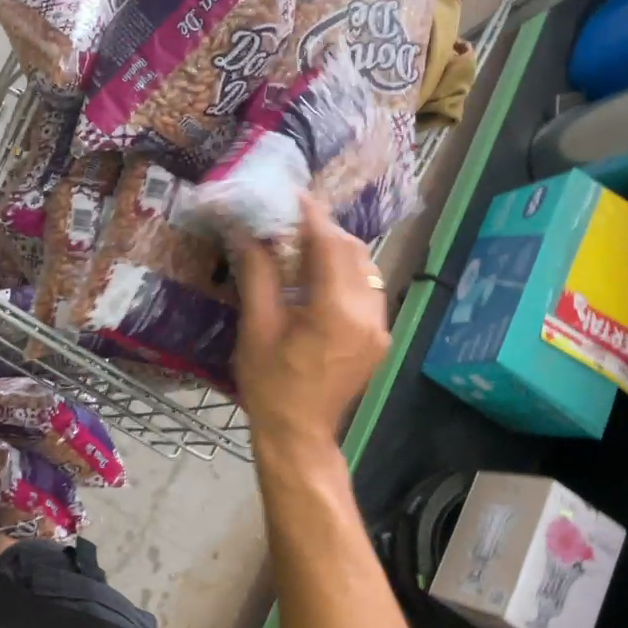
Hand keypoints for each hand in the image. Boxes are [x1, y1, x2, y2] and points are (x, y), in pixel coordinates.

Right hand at [231, 194, 390, 452]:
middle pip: (353, 253)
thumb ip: (258, 274)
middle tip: (291, 220)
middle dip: (324, 230)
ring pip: (365, 270)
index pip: (329, 246)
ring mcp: (379, 328)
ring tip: (303, 245)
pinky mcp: (378, 338)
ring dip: (337, 251)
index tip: (295, 193)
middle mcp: (368, 314)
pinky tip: (318, 277)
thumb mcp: (256, 326)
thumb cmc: (268, 383)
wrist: (298, 433)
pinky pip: (367, 290)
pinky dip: (345, 274)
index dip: (312, 216)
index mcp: (336, 311)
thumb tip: (248, 232)